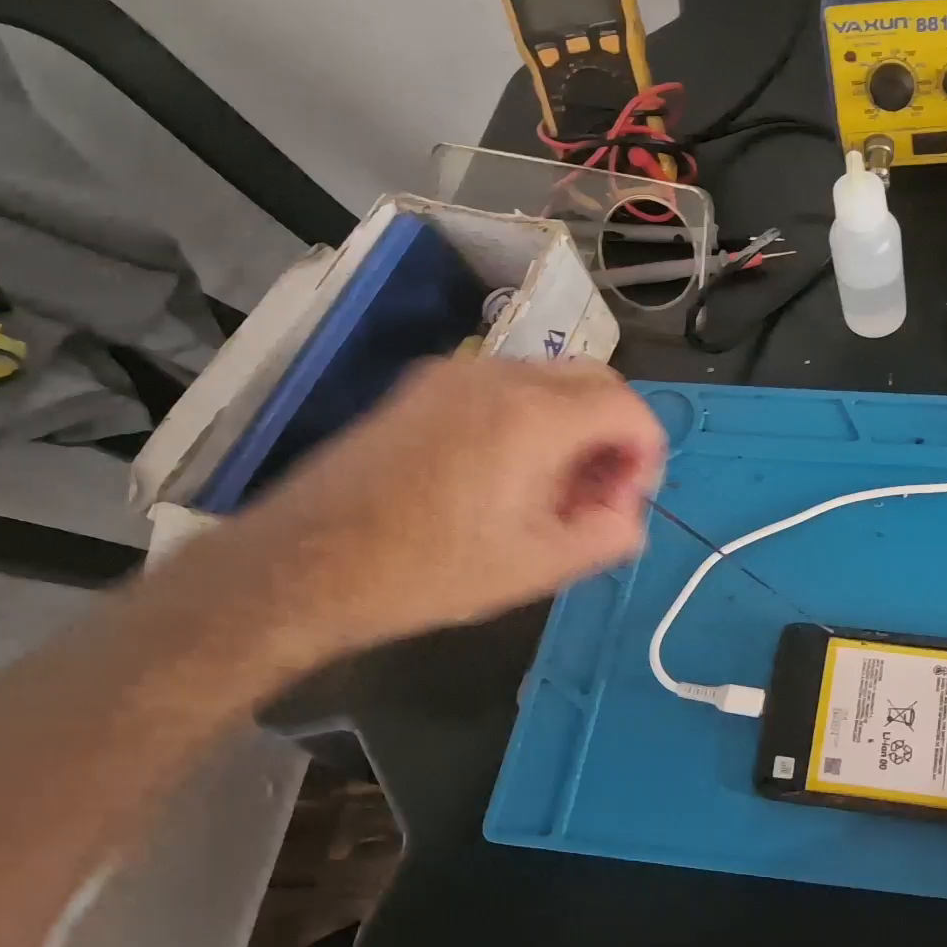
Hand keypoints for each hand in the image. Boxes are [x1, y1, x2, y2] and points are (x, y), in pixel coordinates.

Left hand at [214, 356, 665, 656]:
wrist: (299, 568)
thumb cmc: (428, 572)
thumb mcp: (540, 567)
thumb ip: (610, 535)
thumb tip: (629, 514)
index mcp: (535, 417)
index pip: (630, 407)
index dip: (647, 453)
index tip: (628, 500)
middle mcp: (499, 377)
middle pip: (597, 381)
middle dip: (616, 434)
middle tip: (598, 493)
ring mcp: (455, 375)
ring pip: (552, 380)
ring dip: (576, 426)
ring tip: (551, 490)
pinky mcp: (422, 388)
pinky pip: (506, 387)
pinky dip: (533, 419)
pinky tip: (506, 474)